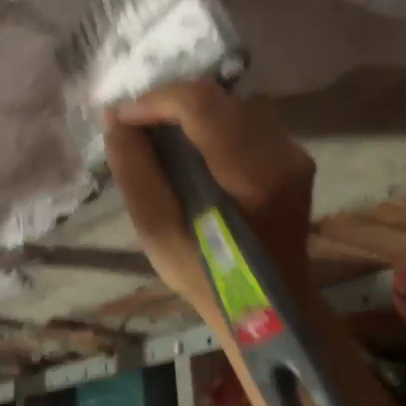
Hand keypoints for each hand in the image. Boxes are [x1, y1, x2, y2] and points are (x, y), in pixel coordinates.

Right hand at [104, 80, 315, 318]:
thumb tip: (115, 119)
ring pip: (225, 104)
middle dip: (164, 104)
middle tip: (131, 130)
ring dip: (182, 112)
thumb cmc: (207, 274)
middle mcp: (280, 153)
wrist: (269, 307)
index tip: (119, 120)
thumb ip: (135, 170)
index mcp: (251, 174)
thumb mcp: (156, 229)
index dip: (152, 101)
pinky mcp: (289, 156)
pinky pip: (237, 118)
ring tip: (152, 138)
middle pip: (213, 98)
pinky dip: (202, 122)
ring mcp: (290, 153)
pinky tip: (182, 148)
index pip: (200, 103)